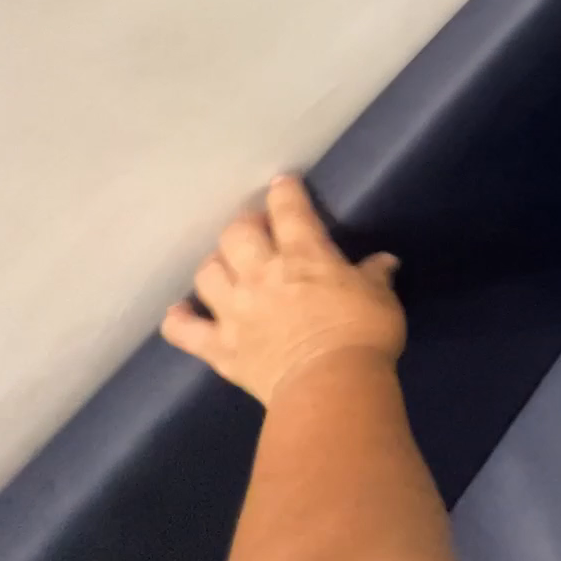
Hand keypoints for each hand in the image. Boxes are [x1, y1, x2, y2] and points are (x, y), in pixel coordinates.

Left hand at [162, 176, 405, 406]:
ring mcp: (234, 311)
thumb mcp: (381, 295)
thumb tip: (381, 262)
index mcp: (306, 257)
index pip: (291, 213)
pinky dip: (179, 317)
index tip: (283, 181)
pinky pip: (183, 329)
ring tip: (228, 264)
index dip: (285, 193)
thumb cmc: (365, 329)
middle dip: (245, 224)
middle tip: (258, 226)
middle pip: (237, 236)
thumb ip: (374, 275)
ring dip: (216, 263)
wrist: (331, 380)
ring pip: (207, 274)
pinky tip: (182, 310)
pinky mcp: (218, 346)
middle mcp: (262, 275)